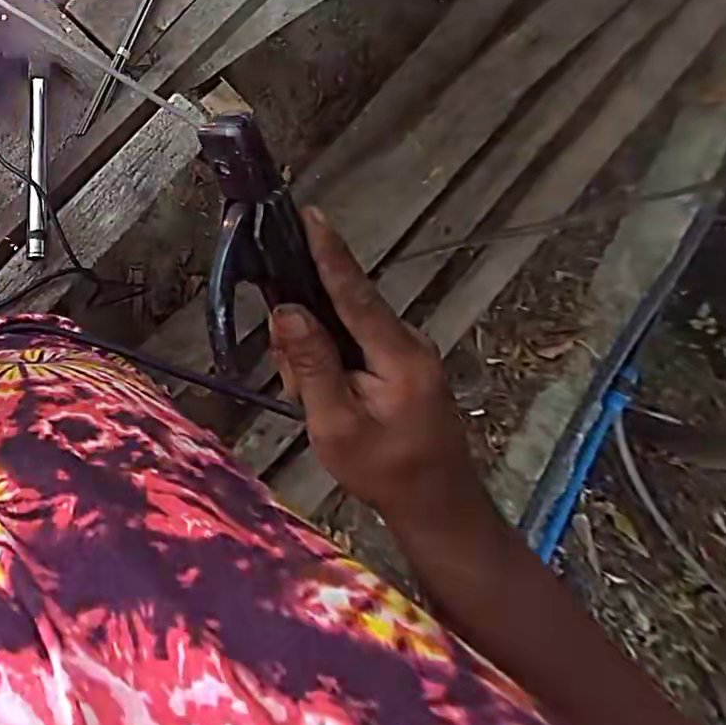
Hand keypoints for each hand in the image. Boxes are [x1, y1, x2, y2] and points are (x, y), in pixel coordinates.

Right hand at [266, 208, 485, 524]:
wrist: (438, 510)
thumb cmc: (385, 471)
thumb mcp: (336, 423)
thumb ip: (311, 364)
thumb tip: (287, 310)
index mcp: (398, 356)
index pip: (355, 293)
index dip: (330, 252)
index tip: (311, 215)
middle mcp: (406, 343)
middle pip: (339, 309)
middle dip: (302, 332)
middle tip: (293, 379)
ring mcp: (404, 352)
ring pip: (338, 328)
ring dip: (310, 355)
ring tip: (309, 399)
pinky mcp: (396, 363)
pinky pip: (347, 343)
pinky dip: (323, 362)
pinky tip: (321, 395)